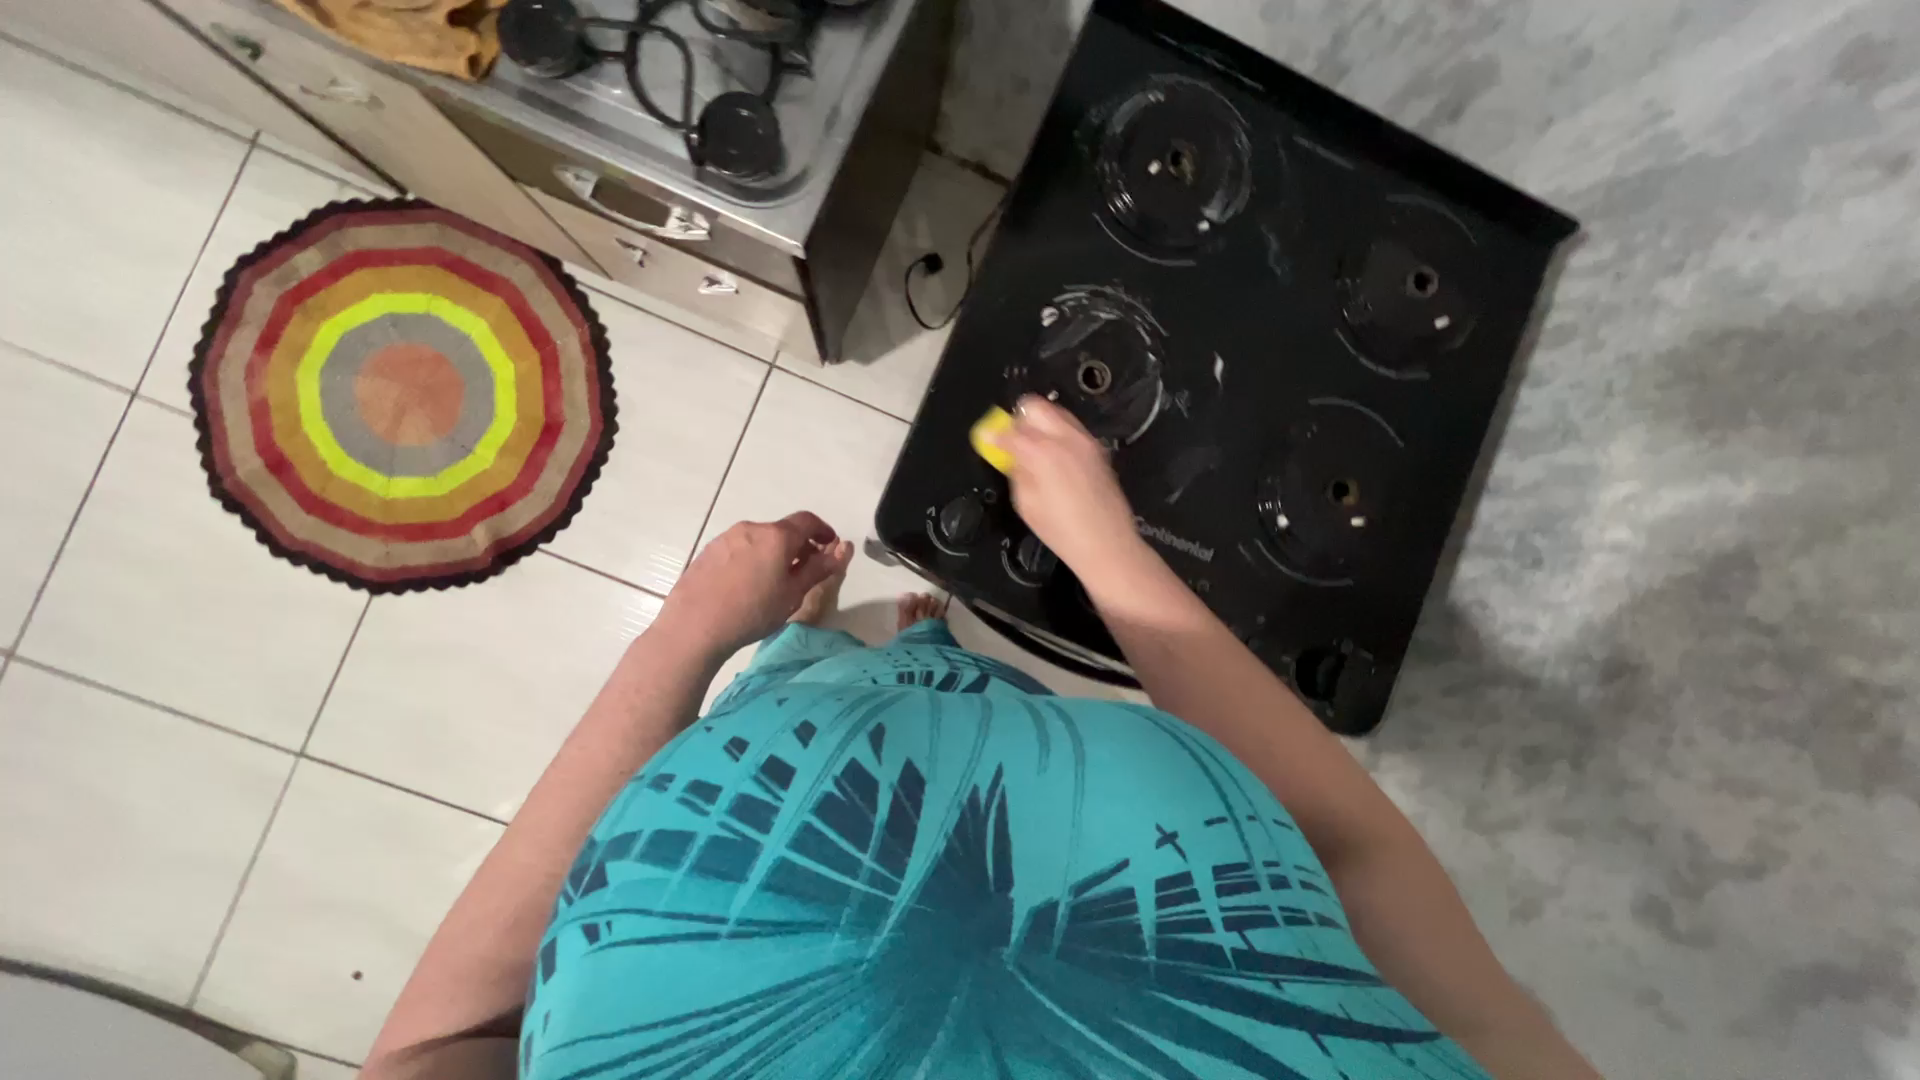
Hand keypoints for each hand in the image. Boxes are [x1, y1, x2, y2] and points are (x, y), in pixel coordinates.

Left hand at [656, 512, 853, 658]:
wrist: (694, 626)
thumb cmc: (753, 611)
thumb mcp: (793, 594)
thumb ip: (819, 569)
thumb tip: (842, 550)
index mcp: (777, 536)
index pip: (808, 521)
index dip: (823, 531)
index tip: (829, 546)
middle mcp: (751, 529)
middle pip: (782, 531)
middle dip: (797, 546)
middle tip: (803, 572)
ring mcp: (726, 538)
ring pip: (759, 540)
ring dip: (772, 553)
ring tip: (772, 582)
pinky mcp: (708, 552)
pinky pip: (739, 549)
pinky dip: (751, 559)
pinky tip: (745, 586)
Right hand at [995, 395, 1154, 589]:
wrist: (1107, 543)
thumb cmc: (1062, 531)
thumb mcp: (1026, 504)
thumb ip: (1016, 471)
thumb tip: (1009, 453)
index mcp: (1042, 452)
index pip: (1010, 429)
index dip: (994, 434)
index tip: (988, 439)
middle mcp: (1065, 438)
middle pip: (1034, 406)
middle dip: (1019, 419)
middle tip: (1013, 440)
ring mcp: (1085, 440)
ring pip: (1055, 411)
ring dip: (1040, 423)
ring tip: (1034, 447)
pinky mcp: (1098, 448)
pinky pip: (1071, 427)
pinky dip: (1058, 432)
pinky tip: (1054, 457)